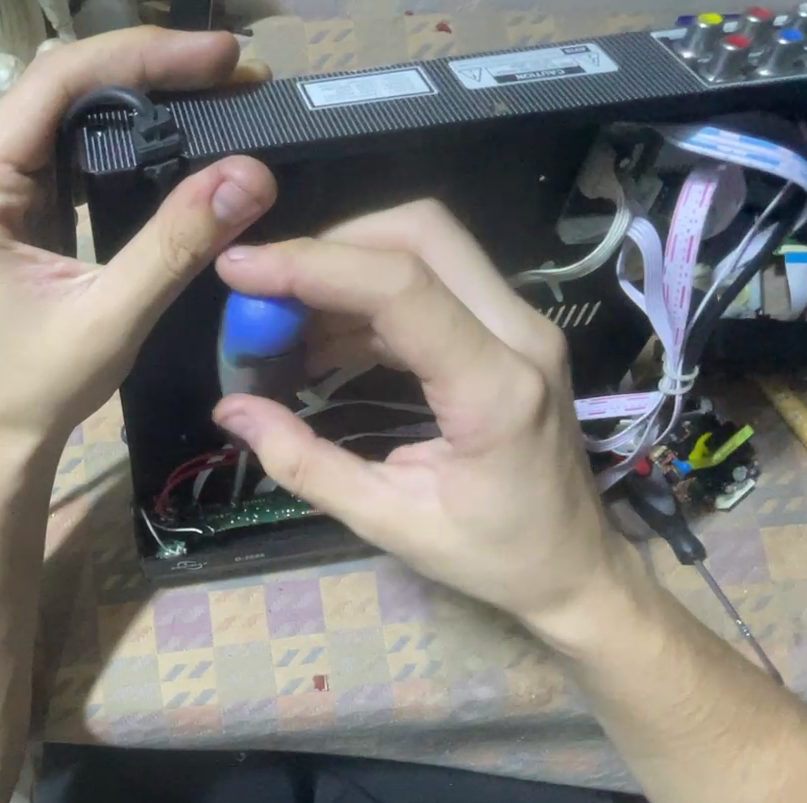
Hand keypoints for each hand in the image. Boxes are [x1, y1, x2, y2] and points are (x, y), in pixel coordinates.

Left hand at [0, 28, 276, 448]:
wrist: (9, 432)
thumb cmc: (43, 386)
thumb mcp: (112, 317)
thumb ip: (175, 244)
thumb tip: (250, 174)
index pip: (56, 85)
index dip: (142, 57)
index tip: (222, 59)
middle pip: (62, 90)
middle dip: (149, 73)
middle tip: (232, 75)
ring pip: (69, 115)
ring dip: (141, 100)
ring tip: (213, 95)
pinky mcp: (16, 209)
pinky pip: (71, 153)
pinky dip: (124, 140)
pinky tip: (171, 136)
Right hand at [212, 200, 633, 632]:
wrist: (575, 565)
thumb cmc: (492, 555)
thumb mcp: (388, 522)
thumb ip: (305, 463)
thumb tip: (230, 410)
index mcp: (495, 389)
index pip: (401, 288)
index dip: (312, 266)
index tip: (239, 270)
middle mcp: (519, 335)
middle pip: (421, 235)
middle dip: (329, 248)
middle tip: (263, 293)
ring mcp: (521, 325)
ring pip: (428, 247)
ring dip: (344, 270)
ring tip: (281, 326)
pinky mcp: (507, 331)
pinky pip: (432, 283)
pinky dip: (367, 297)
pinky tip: (323, 341)